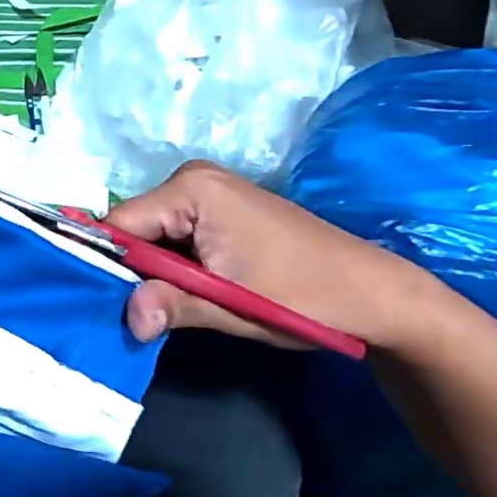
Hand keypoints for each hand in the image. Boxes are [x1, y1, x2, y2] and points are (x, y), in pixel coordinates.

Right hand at [104, 161, 453, 353]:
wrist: (383, 297)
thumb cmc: (310, 297)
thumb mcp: (236, 306)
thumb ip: (174, 304)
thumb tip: (128, 319)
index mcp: (191, 189)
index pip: (122, 225)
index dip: (114, 265)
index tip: (114, 303)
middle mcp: (191, 178)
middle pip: (135, 227)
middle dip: (138, 269)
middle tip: (149, 309)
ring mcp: (205, 188)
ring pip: (152, 232)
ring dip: (157, 268)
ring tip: (174, 300)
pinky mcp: (217, 205)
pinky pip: (173, 231)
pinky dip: (175, 261)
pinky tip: (192, 285)